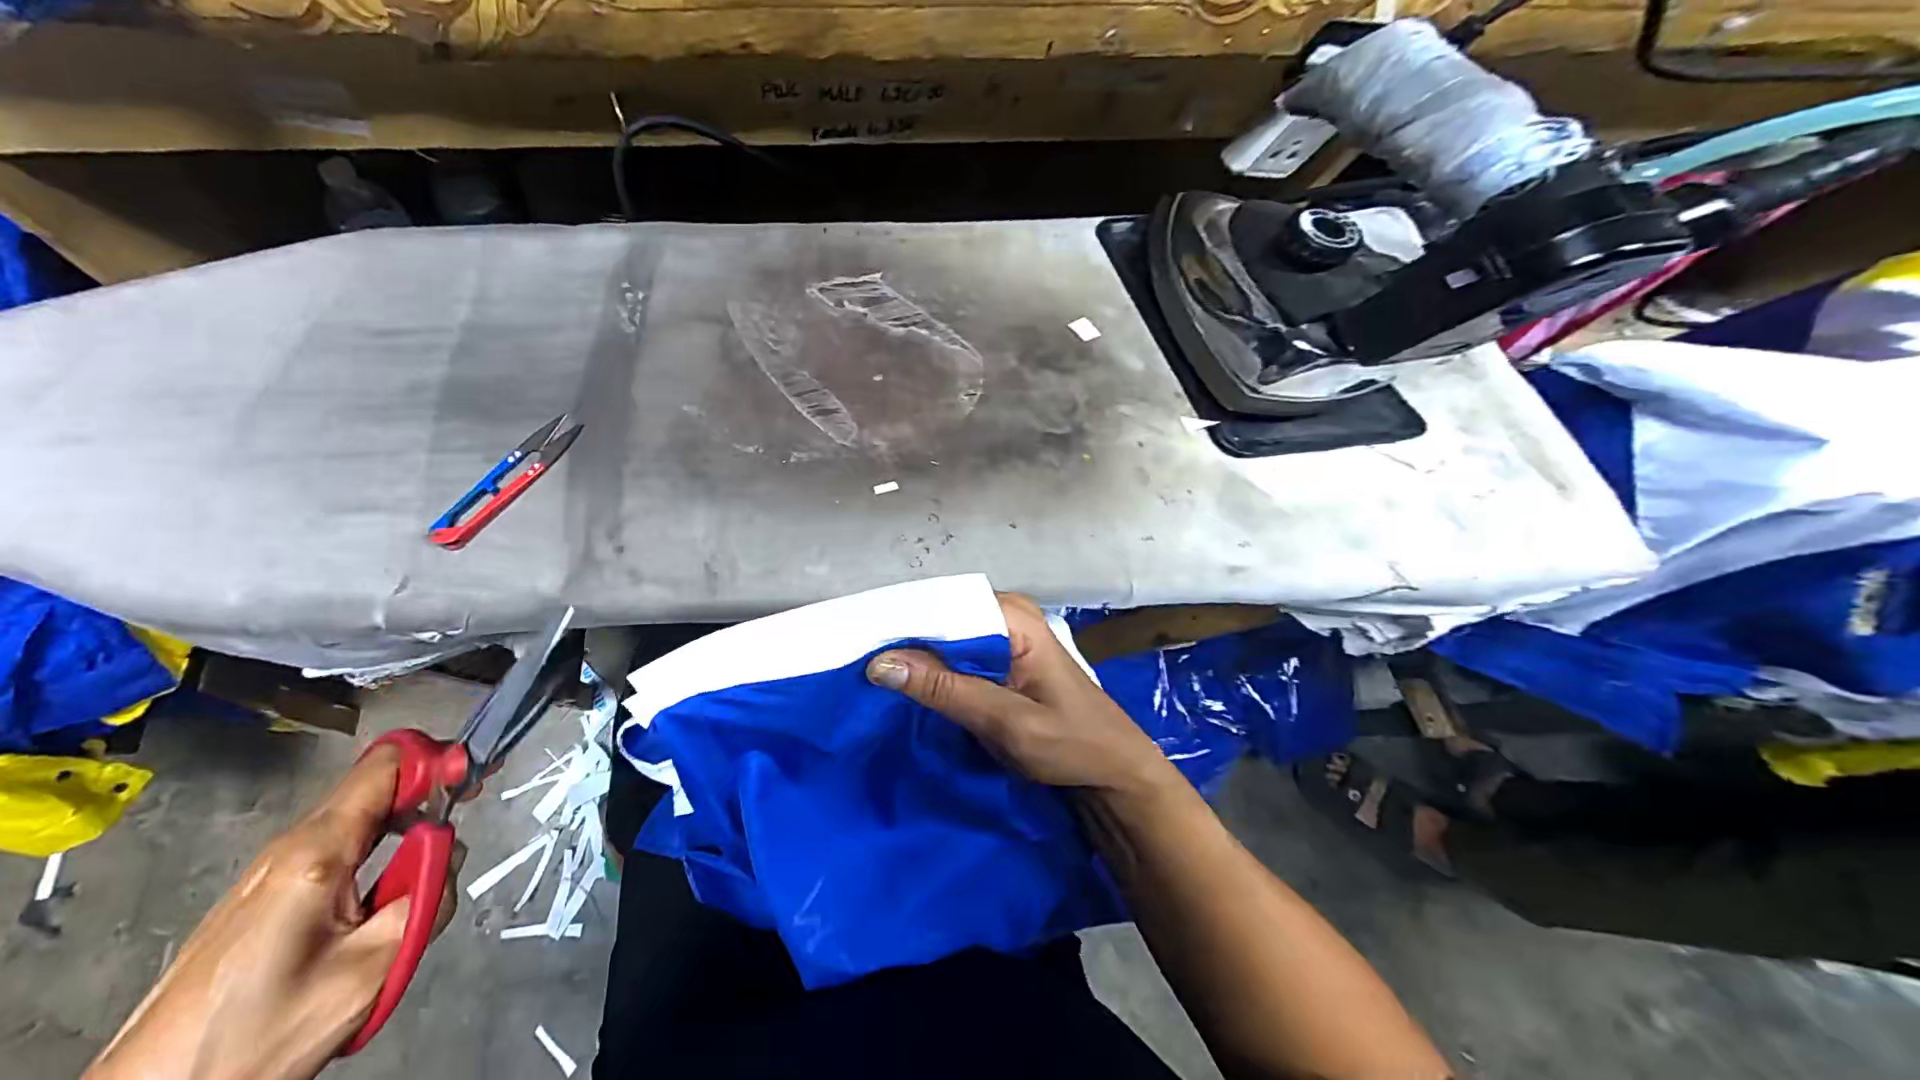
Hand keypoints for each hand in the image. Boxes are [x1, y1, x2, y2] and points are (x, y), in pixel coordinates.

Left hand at [85, 743, 461, 1079]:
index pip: (387, 764)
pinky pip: (339, 852)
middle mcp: (288, 849)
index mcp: (316, 853)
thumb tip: (447, 853)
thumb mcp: (373, 965)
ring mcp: (270, 873)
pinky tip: (386, 898)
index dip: (439, 758)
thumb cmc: (264, 1031)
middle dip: (429, 796)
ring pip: (360, 823)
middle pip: (375, 789)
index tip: (472, 779)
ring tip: (427, 875)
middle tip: (463, 819)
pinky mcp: (264, 898)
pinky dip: (378, 854)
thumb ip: (428, 895)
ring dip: (405, 832)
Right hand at [866, 593, 1176, 797]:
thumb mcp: (1008, 722)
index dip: (900, 621)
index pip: (943, 603)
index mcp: (1014, 617)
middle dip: (901, 639)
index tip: (855, 643)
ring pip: (944, 636)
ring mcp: (1003, 636)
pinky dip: (931, 669)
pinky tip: (902, 685)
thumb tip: (880, 662)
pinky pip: (955, 654)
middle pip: (940, 616)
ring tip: (864, 672)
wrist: (1112, 771)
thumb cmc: (1073, 745)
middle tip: (852, 662)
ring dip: (912, 656)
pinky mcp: (999, 658)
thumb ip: (947, 690)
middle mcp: (1006, 615)